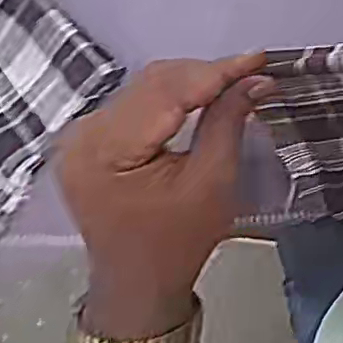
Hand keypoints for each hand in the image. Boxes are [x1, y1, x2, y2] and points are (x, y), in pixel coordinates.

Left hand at [56, 56, 273, 335]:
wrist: (140, 283)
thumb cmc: (178, 242)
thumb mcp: (212, 182)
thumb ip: (228, 123)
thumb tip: (255, 81)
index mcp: (106, 149)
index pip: (167, 92)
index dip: (217, 72)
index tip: (259, 60)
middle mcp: (84, 133)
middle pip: (153, 83)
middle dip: (207, 73)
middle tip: (254, 72)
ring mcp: (84, 135)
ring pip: (146, 87)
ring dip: (193, 81)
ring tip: (237, 80)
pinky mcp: (94, 140)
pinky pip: (140, 103)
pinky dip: (176, 95)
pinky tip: (205, 94)